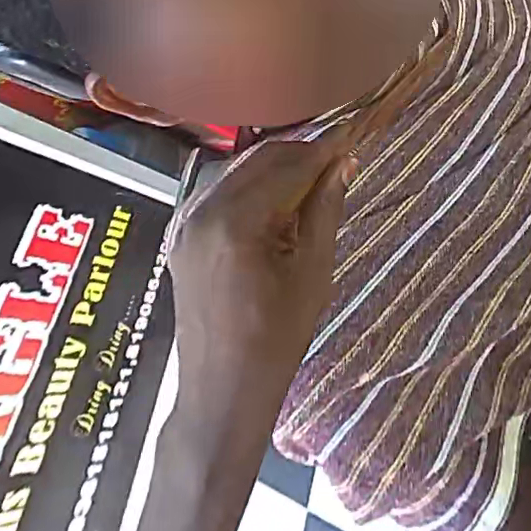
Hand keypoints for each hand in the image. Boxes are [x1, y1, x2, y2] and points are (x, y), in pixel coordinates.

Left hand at [146, 127, 356, 530]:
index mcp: (234, 221)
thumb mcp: (312, 273)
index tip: (350, 138)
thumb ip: (325, 209)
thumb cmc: (275, 340)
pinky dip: (251, 184)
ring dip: (275, 166)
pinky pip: (220, 189)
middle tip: (335, 156)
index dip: (322, 150)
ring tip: (312, 176)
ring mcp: (185, 219)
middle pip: (258, 159)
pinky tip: (276, 196)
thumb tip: (342, 162)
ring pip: (238, 169)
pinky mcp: (181, 231)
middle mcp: (202, 210)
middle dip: (299, 153)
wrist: (220, 393)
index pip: (287, 166)